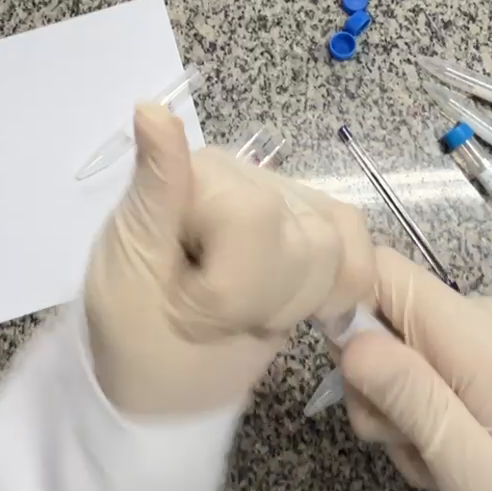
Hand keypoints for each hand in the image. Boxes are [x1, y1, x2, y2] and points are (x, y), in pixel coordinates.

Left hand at [84, 105, 374, 417]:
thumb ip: (155, 185)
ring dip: (289, 303)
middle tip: (209, 313)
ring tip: (242, 310)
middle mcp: (249, 172)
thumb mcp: (129, 266)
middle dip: (258, 301)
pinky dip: (337, 293)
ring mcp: (290, 199)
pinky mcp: (319, 229)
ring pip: (336, 250)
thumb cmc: (134, 329)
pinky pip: (362, 253)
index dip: (226, 290)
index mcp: (198, 172)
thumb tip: (149, 107)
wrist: (161, 383)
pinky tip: (290, 305)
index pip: (254, 219)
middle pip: (306, 239)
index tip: (183, 309)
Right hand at [340, 247, 491, 490]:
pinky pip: (422, 361)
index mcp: (474, 331)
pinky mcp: (480, 352)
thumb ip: (414, 400)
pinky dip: (418, 406)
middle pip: (381, 312)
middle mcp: (475, 313)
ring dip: (394, 404)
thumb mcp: (474, 472)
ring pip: (395, 344)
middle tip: (401, 441)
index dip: (347, 302)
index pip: (382, 266)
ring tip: (431, 458)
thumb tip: (349, 337)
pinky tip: (445, 448)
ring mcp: (480, 331)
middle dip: (373, 378)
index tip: (349, 370)